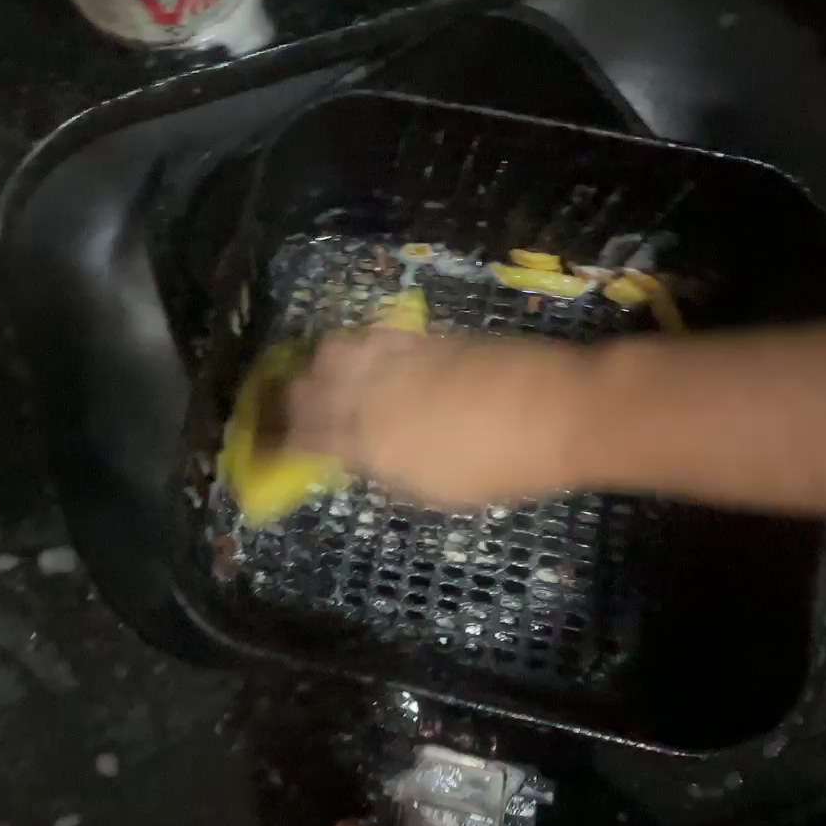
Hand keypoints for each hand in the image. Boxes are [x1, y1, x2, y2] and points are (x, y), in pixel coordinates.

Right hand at [284, 330, 587, 507]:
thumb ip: (386, 468)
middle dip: (288, 403)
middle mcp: (369, 397)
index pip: (303, 439)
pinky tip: (364, 357)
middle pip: (304, 389)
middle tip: (290, 413)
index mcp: (370, 445)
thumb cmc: (501, 467)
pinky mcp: (420, 337)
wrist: (556, 410)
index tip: (268, 447)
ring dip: (318, 367)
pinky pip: (369, 336)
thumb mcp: (433, 489)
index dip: (278, 442)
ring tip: (324, 378)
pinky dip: (356, 348)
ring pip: (329, 352)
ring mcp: (393, 360)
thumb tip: (362, 457)